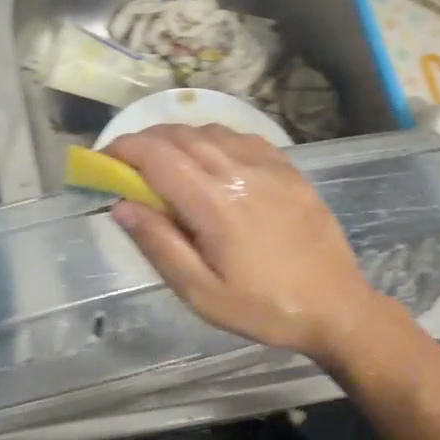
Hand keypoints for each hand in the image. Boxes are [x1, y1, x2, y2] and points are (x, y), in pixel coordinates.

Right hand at [103, 125, 394, 359]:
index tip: (101, 159)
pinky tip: (209, 159)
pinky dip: (213, 139)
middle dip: (144, 141)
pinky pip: (242, 137)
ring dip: (177, 138)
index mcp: (215, 204)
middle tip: (124, 163)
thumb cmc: (263, 308)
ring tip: (162, 161)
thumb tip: (121, 205)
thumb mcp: (201, 292)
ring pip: (210, 130)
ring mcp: (270, 166)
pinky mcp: (290, 169)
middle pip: (180, 136)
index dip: (123, 150)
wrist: (338, 309)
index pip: (156, 157)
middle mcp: (240, 172)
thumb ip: (159, 245)